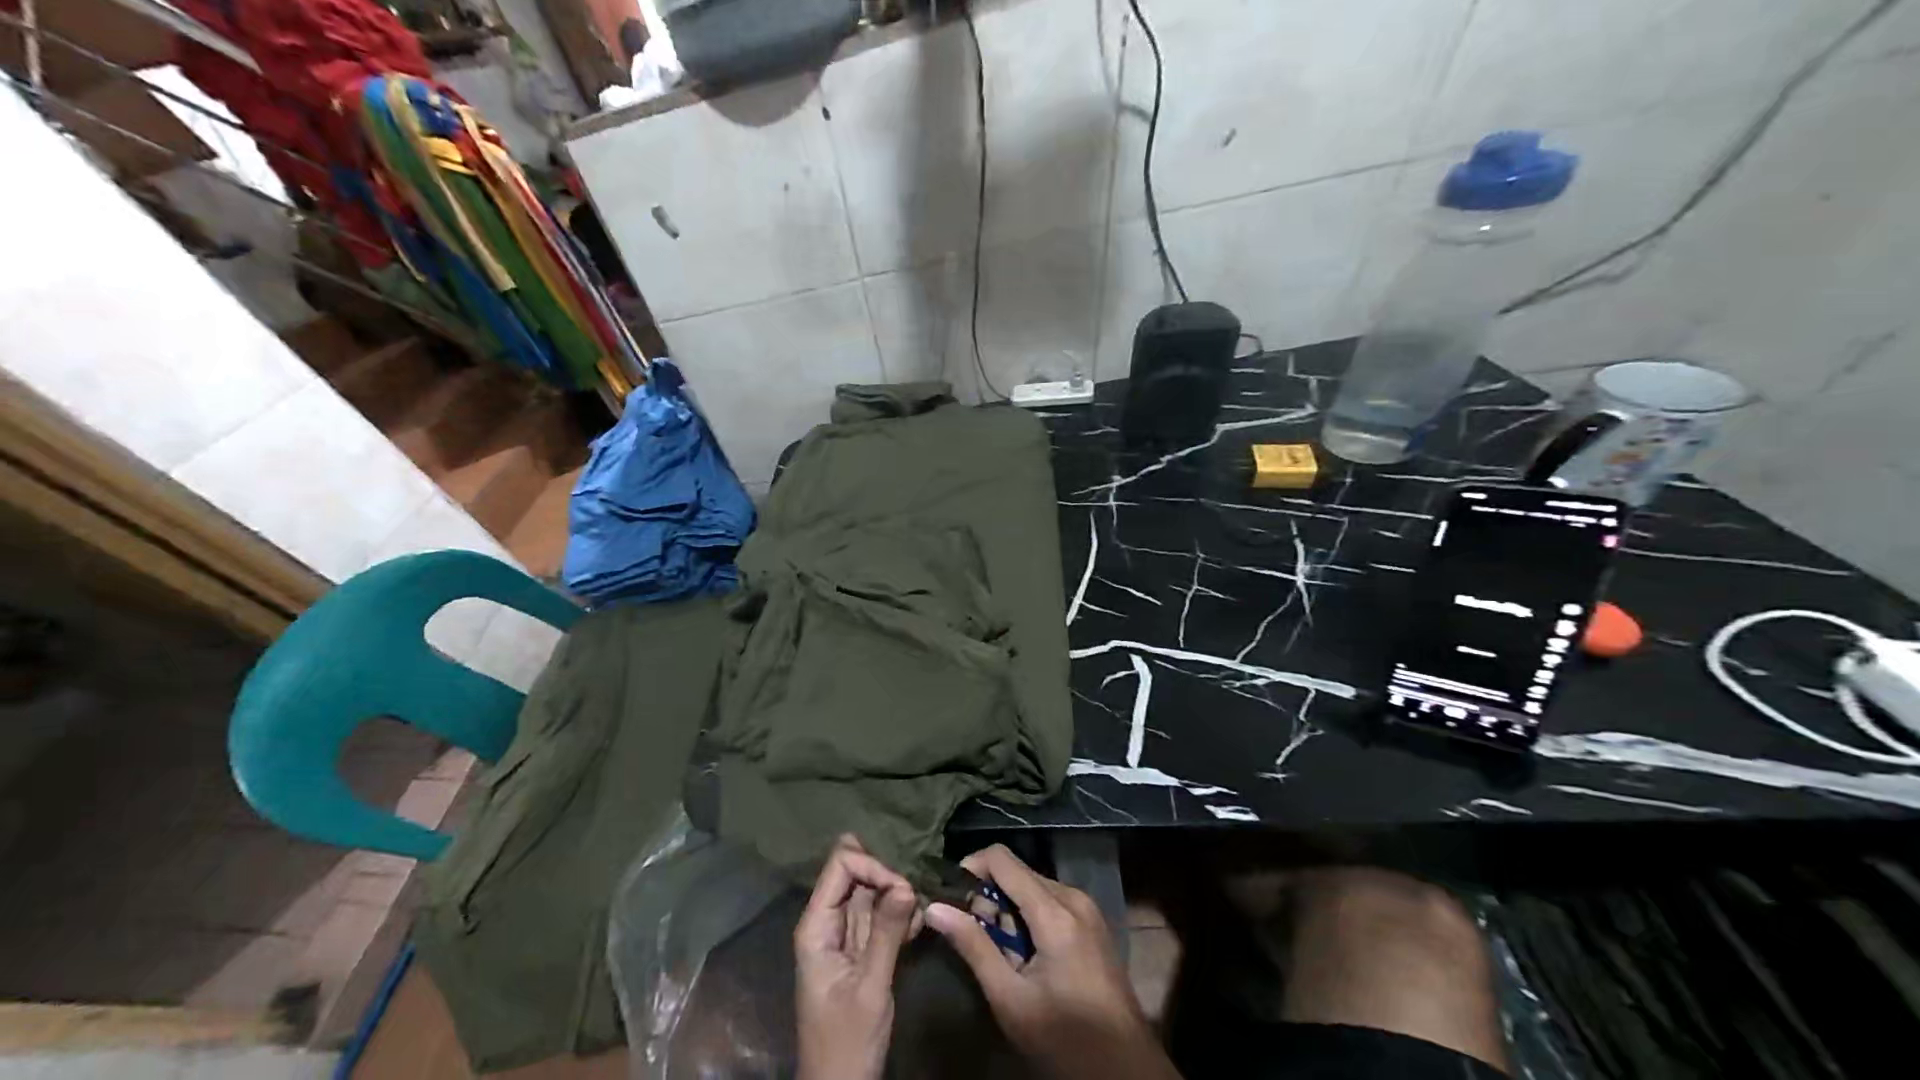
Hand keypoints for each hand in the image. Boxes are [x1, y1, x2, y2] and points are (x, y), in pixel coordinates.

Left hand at [794, 835, 919, 1079]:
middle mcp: (827, 921)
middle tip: (913, 900)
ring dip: (897, 896)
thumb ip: (886, 933)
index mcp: (816, 925)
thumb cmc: (847, 1042)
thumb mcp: (870, 987)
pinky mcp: (861, 948)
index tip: (902, 889)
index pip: (840, 865)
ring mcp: (844, 934)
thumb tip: (905, 883)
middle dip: (887, 877)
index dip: (872, 866)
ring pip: (871, 891)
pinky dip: (900, 915)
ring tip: (917, 917)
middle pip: (856, 872)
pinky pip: (881, 915)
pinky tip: (916, 930)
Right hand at [924, 845, 1180, 1079]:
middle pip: (1017, 873)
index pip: (1002, 859)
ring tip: (993, 950)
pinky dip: (1027, 917)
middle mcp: (1073, 897)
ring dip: (1006, 909)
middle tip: (968, 933)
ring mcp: (1086, 909)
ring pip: (1032, 887)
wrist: (1125, 1069)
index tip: (949, 897)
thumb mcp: (1010, 998)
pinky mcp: (1091, 923)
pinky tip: (1021, 954)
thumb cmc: (1064, 1038)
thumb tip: (934, 908)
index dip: (970, 868)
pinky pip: (1049, 902)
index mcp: (1055, 911)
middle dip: (987, 895)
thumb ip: (973, 946)